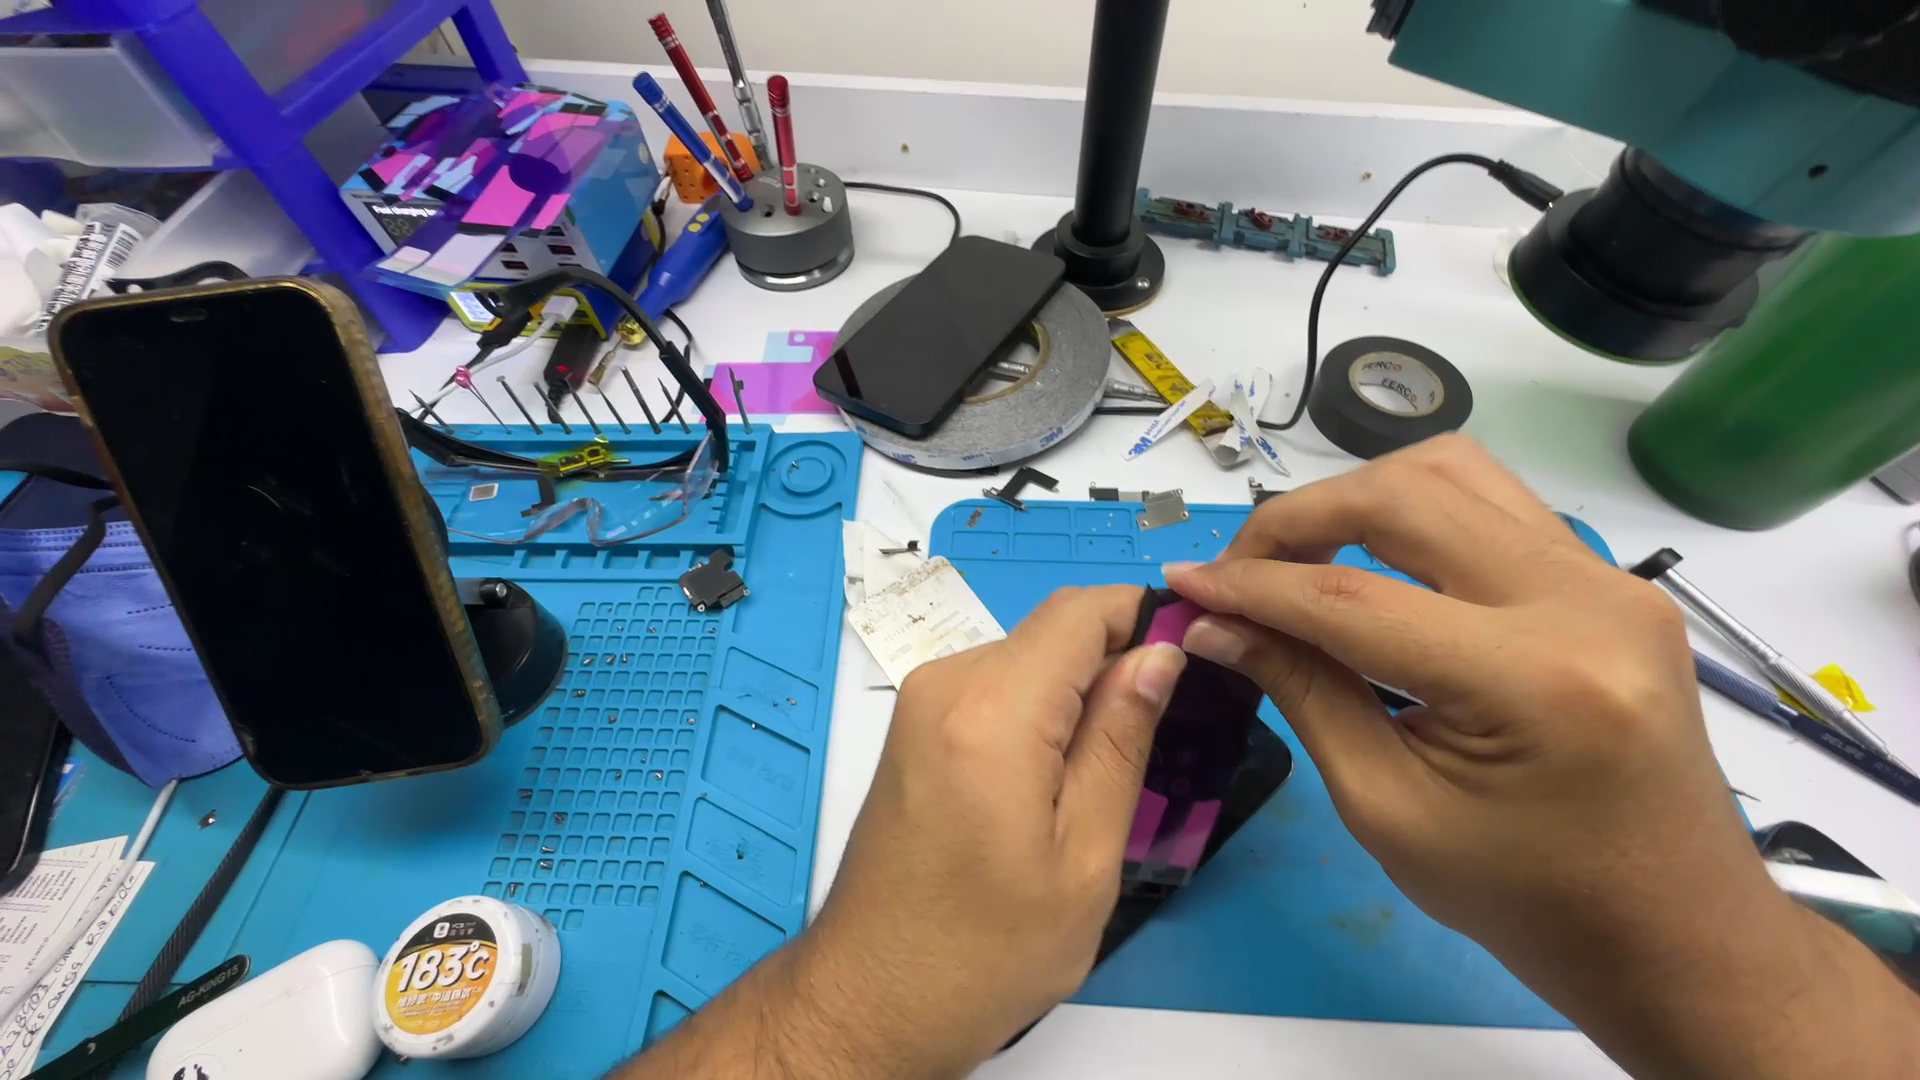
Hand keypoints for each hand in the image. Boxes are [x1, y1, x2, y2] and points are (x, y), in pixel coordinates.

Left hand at [785, 586, 1185, 1077]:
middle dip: (1113, 659)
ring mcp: (920, 699)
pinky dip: (1036, 706)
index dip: (1142, 615)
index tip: (1190, 654)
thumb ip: (1121, 740)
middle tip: (1153, 734)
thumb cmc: (987, 948)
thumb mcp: (1083, 857)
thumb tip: (1158, 655)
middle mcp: (945, 683)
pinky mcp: (913, 722)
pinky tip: (1050, 774)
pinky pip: (993, 683)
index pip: (1079, 611)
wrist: (874, 991)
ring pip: (1025, 656)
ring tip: (1099, 770)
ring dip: (1074, 689)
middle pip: (1051, 631)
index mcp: (990, 712)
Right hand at [1163, 435, 1919, 1078]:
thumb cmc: (1520, 894)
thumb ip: (1298, 691)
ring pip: (1447, 470)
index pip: (1350, 599)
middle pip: (1400, 497)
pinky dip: (1404, 507)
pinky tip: (1365, 554)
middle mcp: (1584, 602)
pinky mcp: (1605, 576)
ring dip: (1349, 498)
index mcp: (1532, 682)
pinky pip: (1485, 498)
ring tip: (1295, 556)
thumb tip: (1212, 624)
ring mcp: (1608, 577)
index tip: (1181, 585)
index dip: (1250, 587)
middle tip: (1236, 571)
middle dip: (1293, 522)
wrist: (1672, 931)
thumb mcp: (1382, 804)